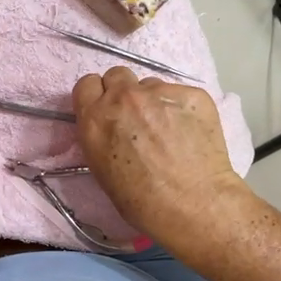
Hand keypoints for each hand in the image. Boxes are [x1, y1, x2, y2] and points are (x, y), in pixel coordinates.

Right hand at [73, 66, 251, 245]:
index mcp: (95, 119)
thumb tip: (112, 127)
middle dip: (123, 92)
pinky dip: (181, 108)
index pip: (86, 84)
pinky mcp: (192, 94)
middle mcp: (124, 98)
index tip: (105, 109)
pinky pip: (179, 93)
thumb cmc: (141, 201)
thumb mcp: (102, 170)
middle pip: (117, 75)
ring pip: (150, 85)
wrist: (194, 205)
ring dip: (154, 101)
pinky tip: (189, 132)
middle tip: (135, 117)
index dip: (97, 96)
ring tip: (168, 130)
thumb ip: (101, 135)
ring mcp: (160, 92)